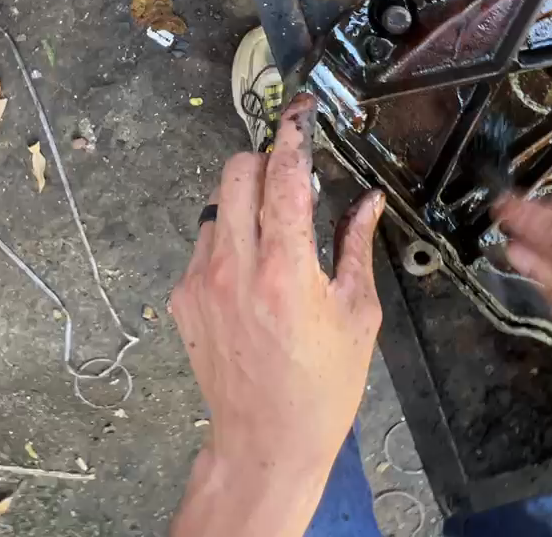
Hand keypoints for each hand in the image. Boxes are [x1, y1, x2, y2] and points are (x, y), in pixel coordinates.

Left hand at [169, 94, 386, 536]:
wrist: (265, 441)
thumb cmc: (323, 384)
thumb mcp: (358, 313)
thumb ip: (357, 244)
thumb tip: (369, 199)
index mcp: (286, 268)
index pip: (284, 175)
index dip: (292, 132)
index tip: (299, 109)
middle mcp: (235, 265)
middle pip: (236, 171)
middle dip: (264, 160)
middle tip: (290, 180)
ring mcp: (201, 279)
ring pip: (215, 201)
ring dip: (244, 198)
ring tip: (272, 232)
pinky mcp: (182, 295)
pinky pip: (203, 239)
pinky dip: (228, 235)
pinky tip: (250, 270)